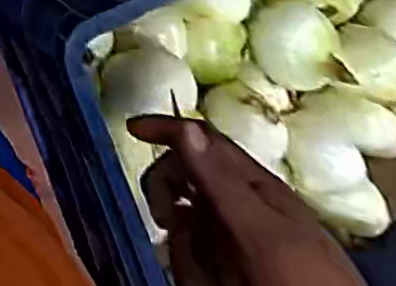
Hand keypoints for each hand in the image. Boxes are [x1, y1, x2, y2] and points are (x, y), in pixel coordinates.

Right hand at [128, 116, 364, 285]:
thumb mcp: (263, 233)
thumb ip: (221, 180)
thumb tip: (185, 126)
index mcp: (256, 189)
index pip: (205, 140)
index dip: (168, 129)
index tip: (132, 130)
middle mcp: (242, 210)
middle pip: (184, 178)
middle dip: (169, 195)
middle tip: (165, 218)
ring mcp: (235, 246)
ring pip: (185, 226)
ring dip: (185, 250)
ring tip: (211, 280)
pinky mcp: (228, 276)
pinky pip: (192, 262)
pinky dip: (193, 274)